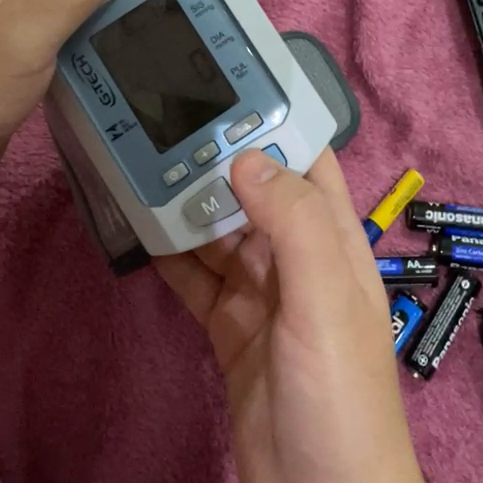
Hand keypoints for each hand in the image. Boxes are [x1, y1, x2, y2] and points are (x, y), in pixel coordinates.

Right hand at [156, 149, 426, 482]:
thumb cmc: (338, 393)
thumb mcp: (325, 300)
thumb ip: (294, 225)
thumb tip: (247, 156)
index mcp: (334, 241)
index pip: (309, 162)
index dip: (275, 124)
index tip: (228, 89)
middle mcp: (299, 259)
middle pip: (258, 193)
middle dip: (220, 160)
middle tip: (168, 123)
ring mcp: (264, 296)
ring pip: (224, 233)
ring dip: (192, 204)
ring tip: (146, 167)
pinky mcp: (231, 330)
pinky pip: (199, 279)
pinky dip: (174, 255)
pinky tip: (145, 231)